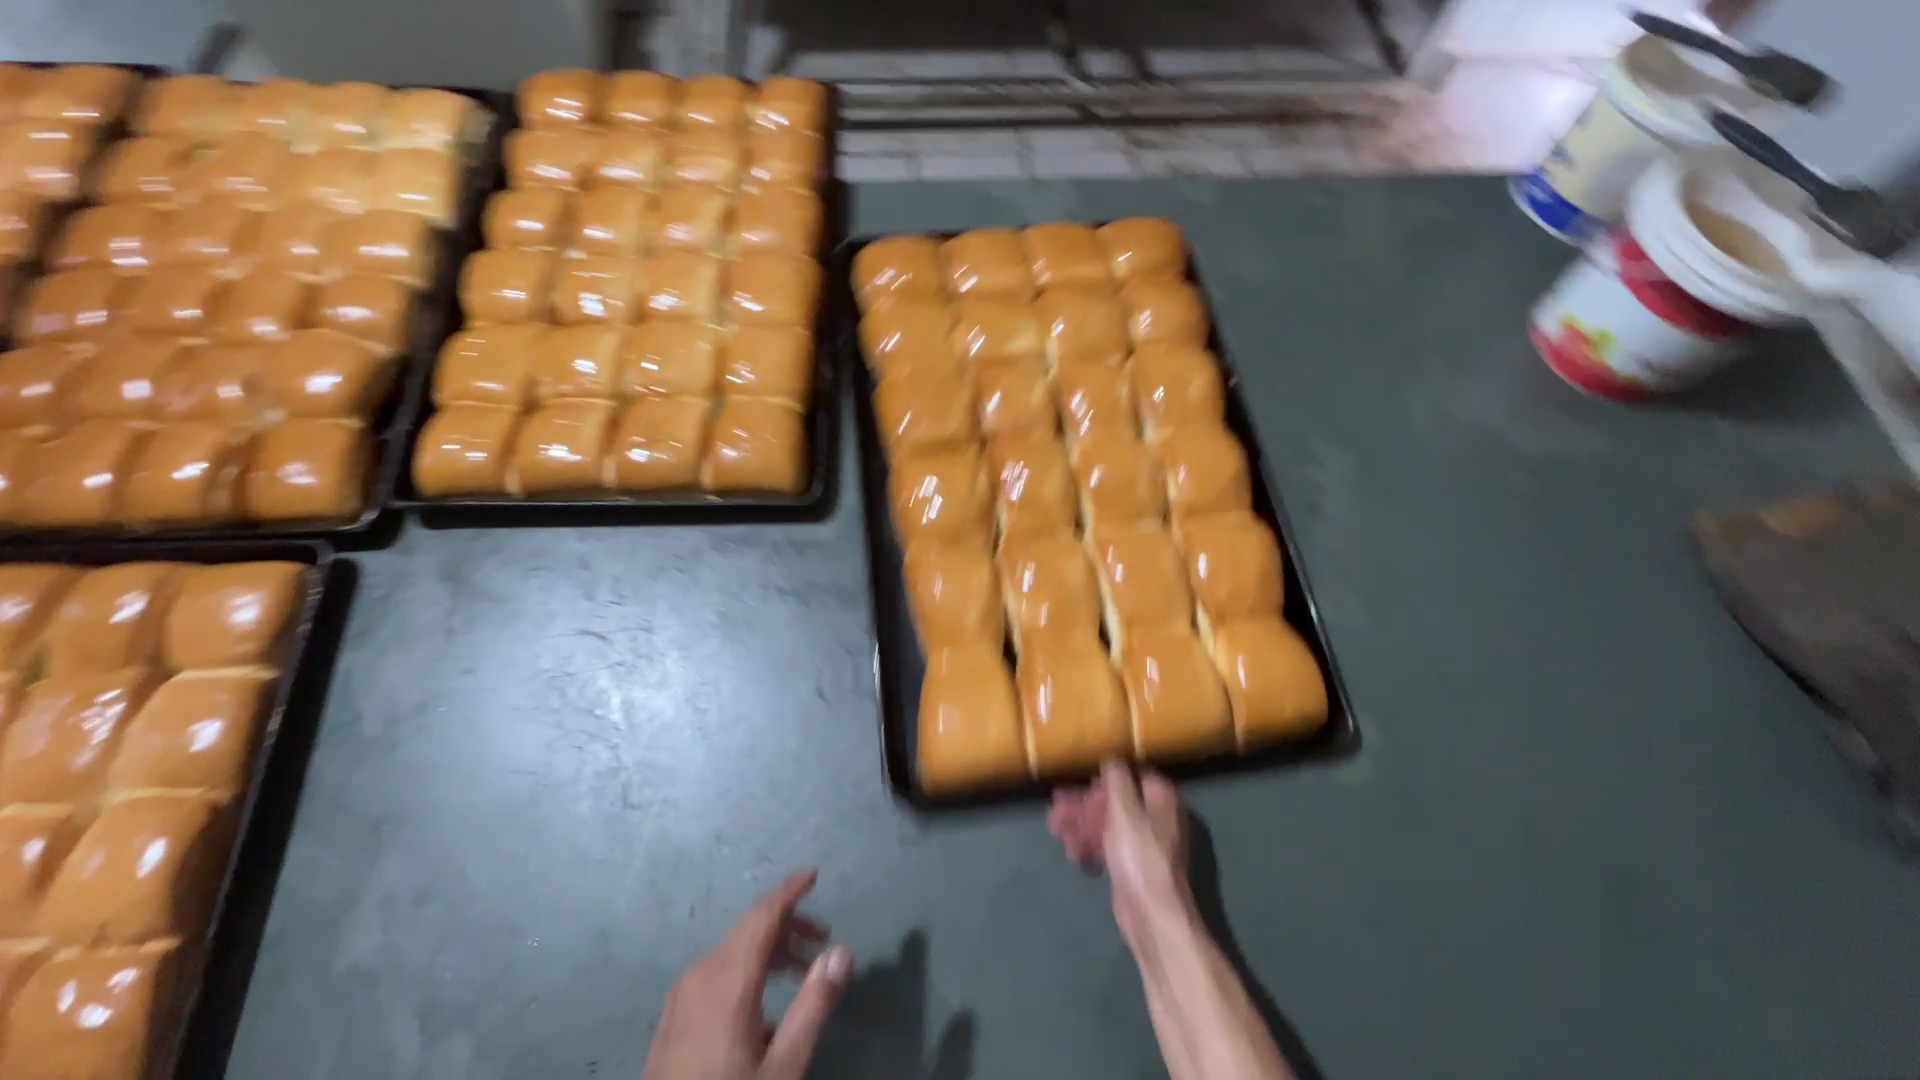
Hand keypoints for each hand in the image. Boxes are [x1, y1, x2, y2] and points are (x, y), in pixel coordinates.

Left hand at [642, 870, 851, 1079]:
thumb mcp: (783, 1065)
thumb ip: (813, 1005)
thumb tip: (840, 952)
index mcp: (727, 980)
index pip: (762, 916)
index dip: (789, 891)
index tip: (814, 875)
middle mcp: (700, 975)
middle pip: (749, 930)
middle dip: (788, 926)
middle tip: (824, 941)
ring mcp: (682, 996)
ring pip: (732, 952)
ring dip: (769, 952)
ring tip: (800, 973)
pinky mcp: (673, 1016)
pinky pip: (716, 974)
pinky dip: (746, 971)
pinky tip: (764, 1008)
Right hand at [1048, 761, 1191, 945]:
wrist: (1150, 912)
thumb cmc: (1138, 854)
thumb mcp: (1125, 808)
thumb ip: (1117, 779)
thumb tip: (1113, 758)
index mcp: (1161, 799)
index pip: (1133, 775)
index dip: (1106, 777)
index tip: (1081, 779)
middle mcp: (1156, 818)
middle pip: (1116, 801)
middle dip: (1085, 804)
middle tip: (1056, 806)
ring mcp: (1144, 844)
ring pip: (1109, 825)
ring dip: (1082, 824)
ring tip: (1054, 828)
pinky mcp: (1132, 866)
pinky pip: (1109, 847)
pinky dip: (1091, 845)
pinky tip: (1071, 851)